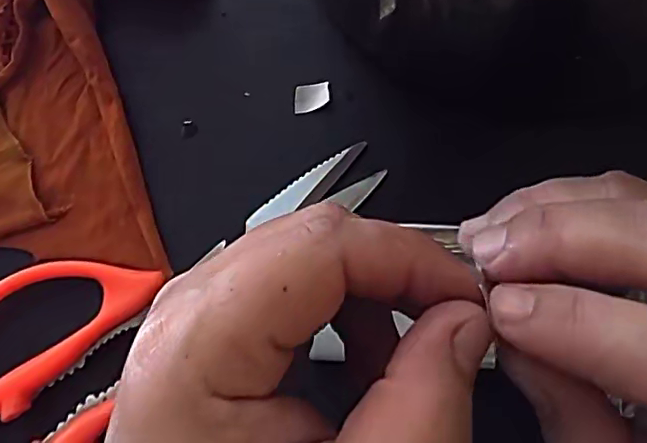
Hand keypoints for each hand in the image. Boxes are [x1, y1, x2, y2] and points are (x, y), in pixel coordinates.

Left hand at [108, 202, 491, 441]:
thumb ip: (418, 407)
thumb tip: (463, 321)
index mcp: (198, 344)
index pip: (326, 242)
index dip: (410, 258)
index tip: (462, 294)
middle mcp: (183, 315)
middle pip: (317, 240)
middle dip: (394, 277)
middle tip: (446, 321)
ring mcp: (189, 321)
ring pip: (307, 259)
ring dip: (370, 299)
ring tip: (399, 364)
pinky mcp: (202, 337)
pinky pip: (287, 290)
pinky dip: (339, 318)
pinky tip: (356, 374)